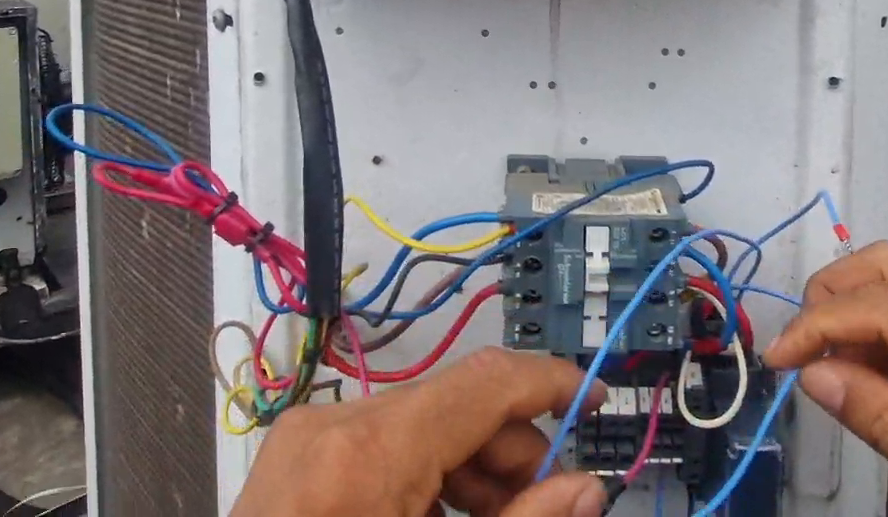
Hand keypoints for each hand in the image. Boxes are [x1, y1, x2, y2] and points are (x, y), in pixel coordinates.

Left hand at [231, 348, 607, 516]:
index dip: (549, 383)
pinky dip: (423, 478)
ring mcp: (308, 436)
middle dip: (509, 451)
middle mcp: (336, 422)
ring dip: (468, 468)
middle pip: (454, 405)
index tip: (593, 400)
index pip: (485, 382)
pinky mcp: (294, 456)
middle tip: (544, 506)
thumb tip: (586, 490)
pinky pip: (381, 446)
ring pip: (419, 424)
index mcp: (371, 449)